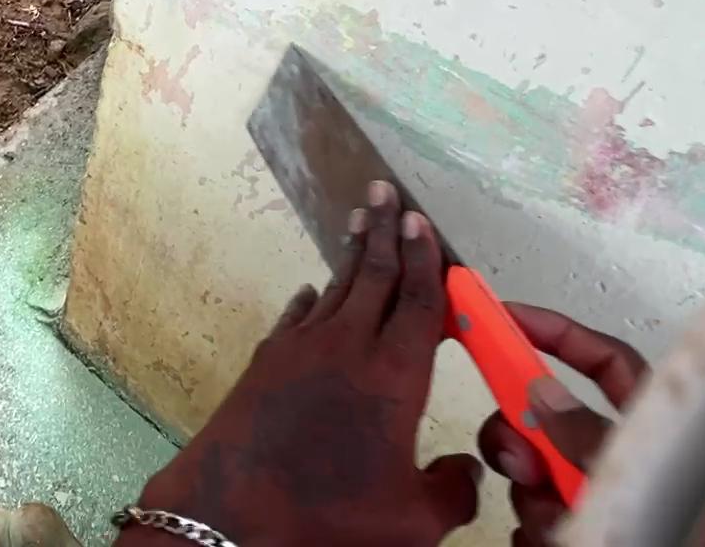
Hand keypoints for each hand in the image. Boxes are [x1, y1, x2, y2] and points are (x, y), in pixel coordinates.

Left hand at [120, 181, 481, 546]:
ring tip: (360, 219)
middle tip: (387, 191)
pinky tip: (311, 289)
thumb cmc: (330, 511)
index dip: (426, 262)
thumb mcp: (412, 519)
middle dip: (386, 232)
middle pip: (374, 276)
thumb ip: (453, 490)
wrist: (233, 503)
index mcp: (393, 377)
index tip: (423, 223)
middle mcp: (347, 345)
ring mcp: (301, 345)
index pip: (419, 305)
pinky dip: (310, 298)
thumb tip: (471, 466)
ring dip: (351, 254)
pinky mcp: (269, 355)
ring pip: (335, 288)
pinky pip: (298, 315)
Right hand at [476, 305, 704, 546]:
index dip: (554, 332)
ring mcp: (602, 508)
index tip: (499, 317)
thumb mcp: (675, 502)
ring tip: (562, 536)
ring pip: (532, 473)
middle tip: (521, 464)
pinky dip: (532, 536)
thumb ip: (607, 447)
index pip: (606, 365)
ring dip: (532, 500)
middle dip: (518, 434)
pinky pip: (530, 522)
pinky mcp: (582, 539)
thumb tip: (541, 391)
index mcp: (666, 447)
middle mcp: (626, 471)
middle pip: (546, 418)